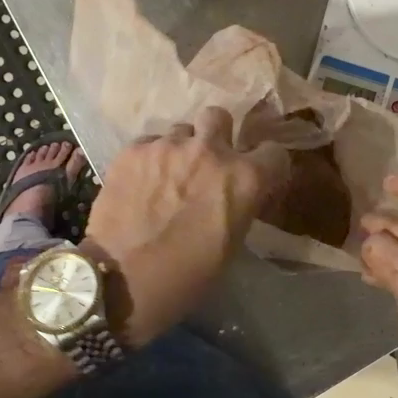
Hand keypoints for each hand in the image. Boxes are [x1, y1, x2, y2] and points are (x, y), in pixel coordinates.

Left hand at [82, 107, 287, 345]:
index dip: (267, 165)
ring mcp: (168, 146)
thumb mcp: (232, 244)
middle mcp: (210, 151)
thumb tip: (235, 196)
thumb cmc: (187, 277)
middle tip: (207, 162)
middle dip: (217, 136)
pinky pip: (148, 143)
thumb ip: (240, 205)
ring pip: (180, 131)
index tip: (257, 176)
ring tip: (167, 176)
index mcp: (244, 178)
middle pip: (220, 117)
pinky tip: (140, 183)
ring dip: (180, 150)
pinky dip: (149, 159)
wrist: (122, 280)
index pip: (275, 152)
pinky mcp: (132, 150)